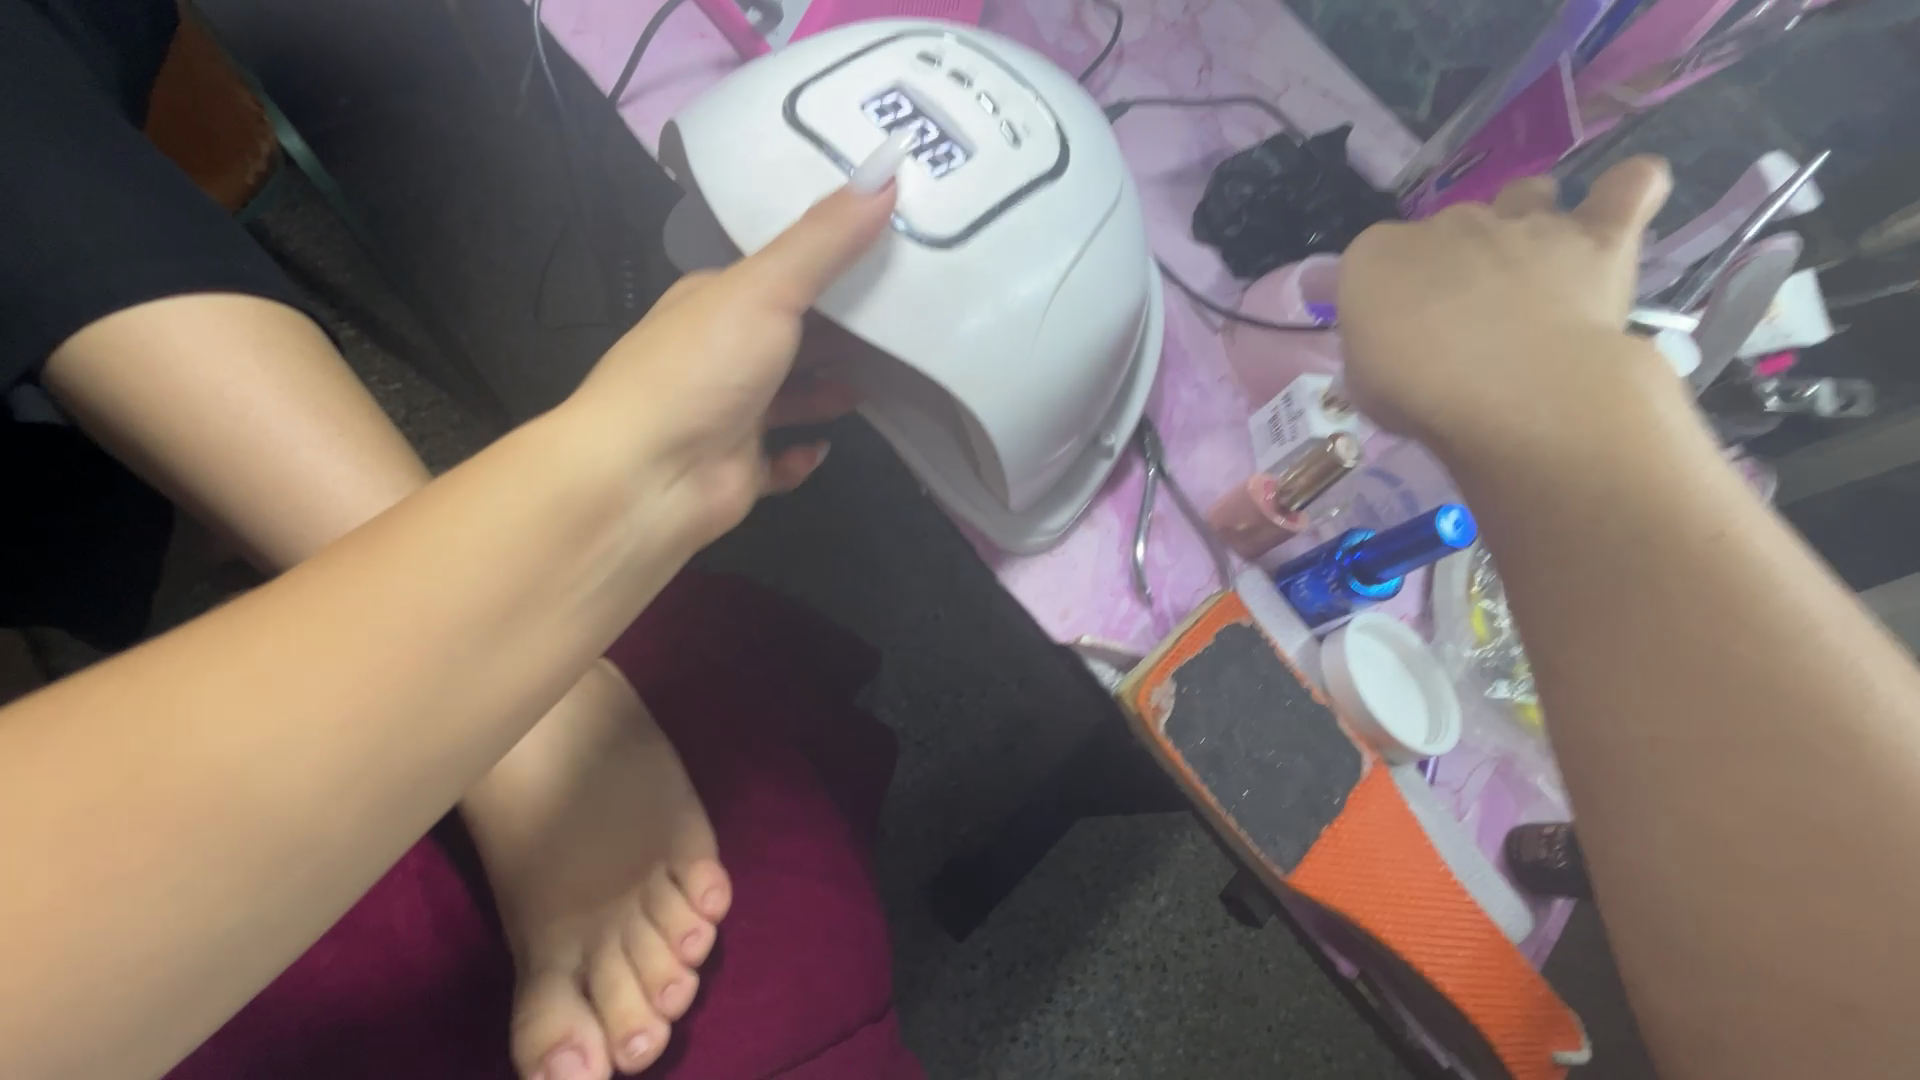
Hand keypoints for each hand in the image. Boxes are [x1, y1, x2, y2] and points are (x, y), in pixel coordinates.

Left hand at [571, 147, 903, 545]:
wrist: (648, 476)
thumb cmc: (704, 369)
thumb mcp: (767, 289)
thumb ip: (825, 240)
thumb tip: (886, 171)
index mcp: (716, 301)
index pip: (780, 274)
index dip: (831, 264)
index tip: (888, 257)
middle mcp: (720, 354)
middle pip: (791, 337)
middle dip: (839, 334)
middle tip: (902, 324)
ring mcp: (728, 414)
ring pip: (789, 398)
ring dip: (825, 393)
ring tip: (874, 384)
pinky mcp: (739, 468)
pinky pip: (780, 458)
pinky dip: (802, 452)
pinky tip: (822, 446)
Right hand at [1337, 156, 1675, 459]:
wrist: (1512, 394)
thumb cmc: (1418, 395)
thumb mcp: (1362, 379)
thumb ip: (1375, 341)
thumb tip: (1390, 336)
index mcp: (1378, 255)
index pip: (1376, 257)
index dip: (1388, 291)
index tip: (1397, 329)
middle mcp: (1449, 222)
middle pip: (1450, 226)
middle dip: (1455, 261)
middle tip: (1462, 317)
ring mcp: (1527, 222)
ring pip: (1528, 193)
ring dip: (1529, 218)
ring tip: (1531, 265)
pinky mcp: (1601, 235)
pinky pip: (1630, 186)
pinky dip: (1626, 192)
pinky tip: (1617, 211)